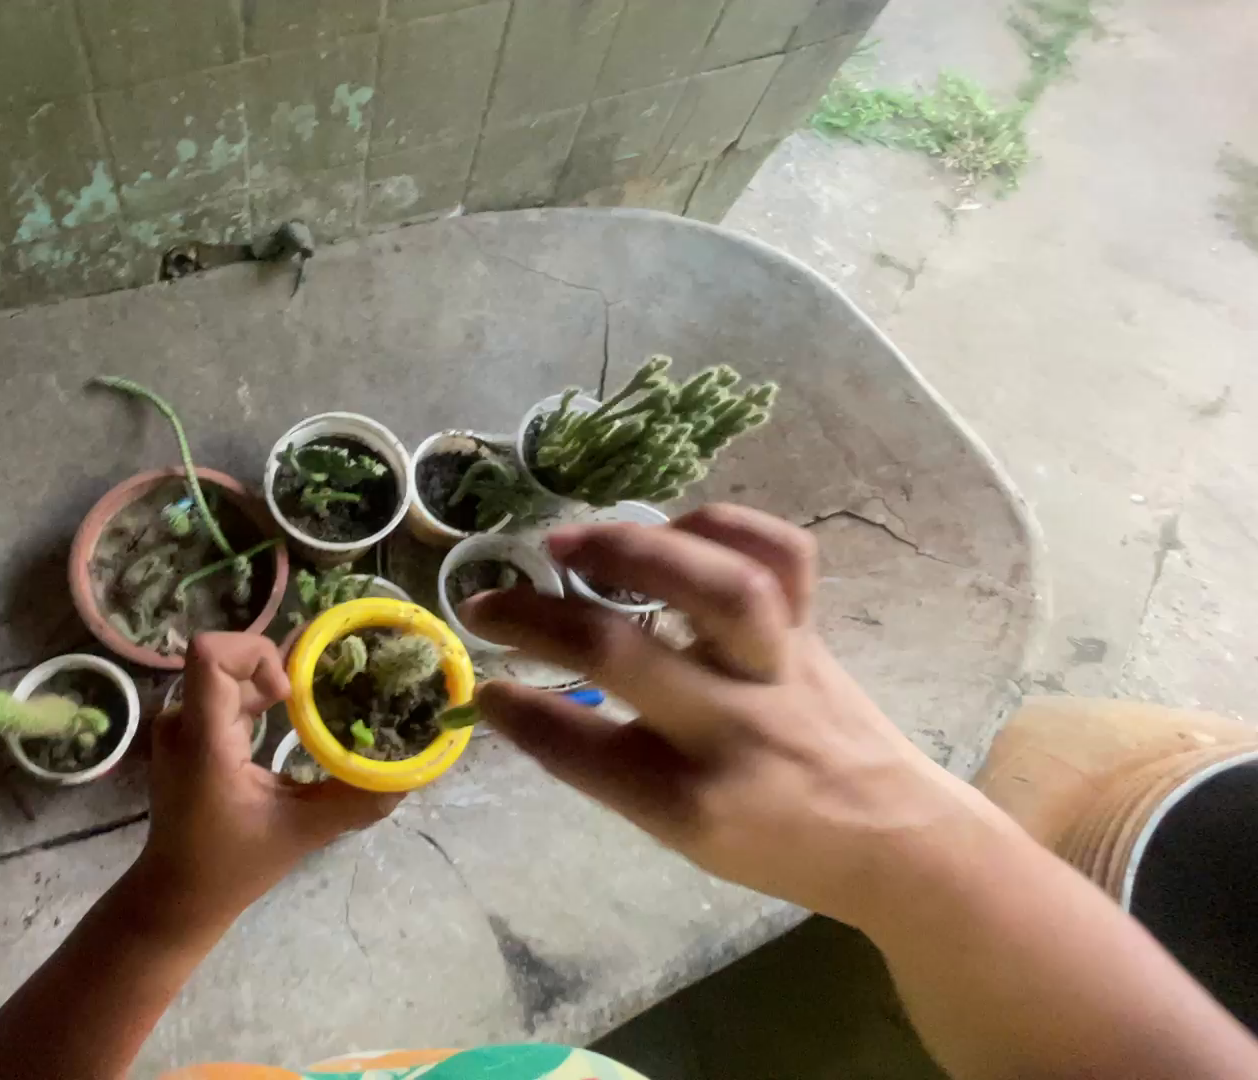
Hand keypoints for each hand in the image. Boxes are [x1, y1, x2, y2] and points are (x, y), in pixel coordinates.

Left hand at [136, 633, 402, 918]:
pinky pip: (220, 689)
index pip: (210, 656)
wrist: (177, 893)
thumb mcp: (300, 832)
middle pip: (223, 657)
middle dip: (273, 664)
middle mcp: (183, 721)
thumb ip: (353, 802)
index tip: (288, 692)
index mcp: (204, 741)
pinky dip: (254, 692)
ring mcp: (180, 724)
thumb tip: (407, 779)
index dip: (255, 653)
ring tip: (306, 700)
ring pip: (224, 670)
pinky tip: (284, 710)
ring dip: (266, 679)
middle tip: (313, 691)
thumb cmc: (233, 866)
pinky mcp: (186, 731)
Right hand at [461, 504, 1002, 928]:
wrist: (890, 833)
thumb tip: (509, 695)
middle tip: (484, 603)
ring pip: (716, 586)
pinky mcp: (813, 627)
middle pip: (619, 652)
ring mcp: (782, 669)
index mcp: (693, 798)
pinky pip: (783, 554)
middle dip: (534, 619)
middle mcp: (737, 728)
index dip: (514, 710)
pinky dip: (719, 523)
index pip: (577, 747)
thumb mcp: (668, 827)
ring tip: (565, 544)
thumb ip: (591, 759)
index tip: (481, 687)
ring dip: (625, 551)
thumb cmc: (763, 837)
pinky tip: (668, 527)